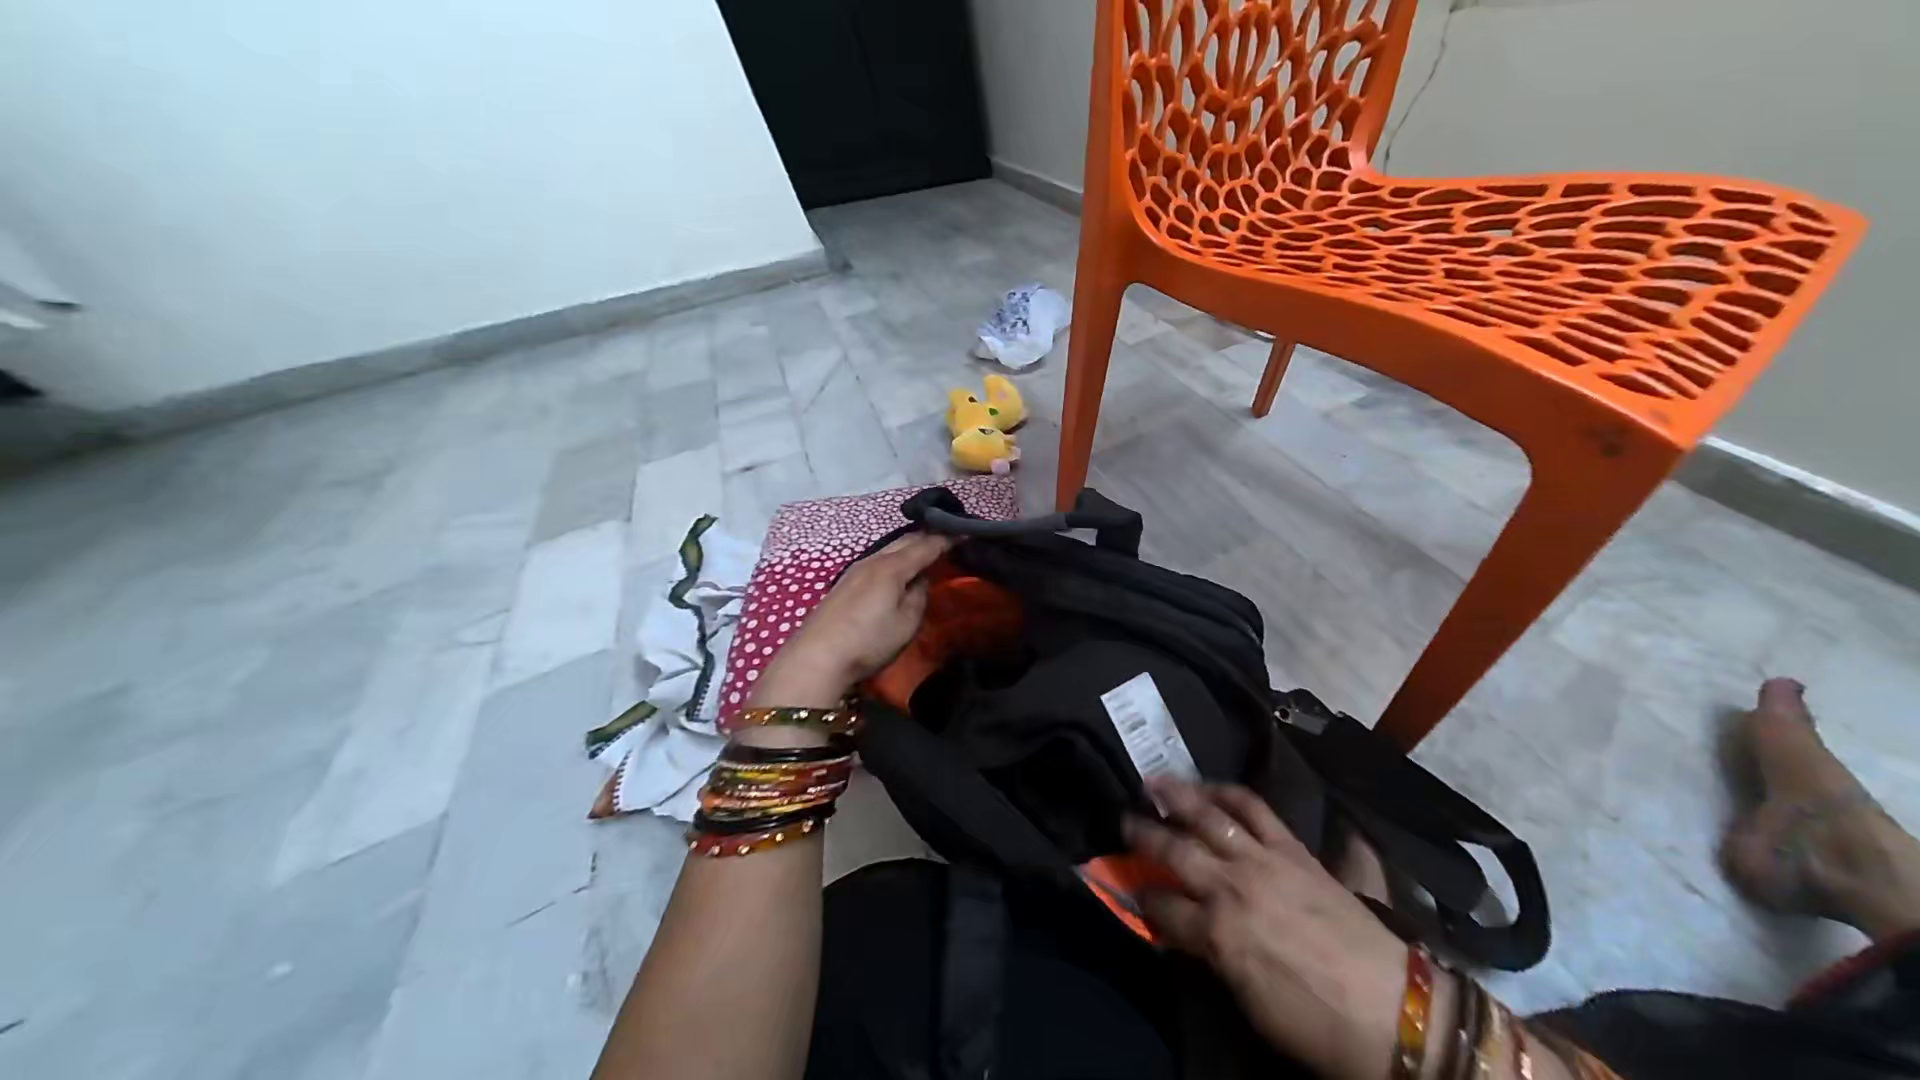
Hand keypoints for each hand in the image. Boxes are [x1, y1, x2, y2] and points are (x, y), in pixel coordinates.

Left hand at [748, 533, 951, 710]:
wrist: (817, 658)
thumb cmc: (868, 641)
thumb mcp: (906, 623)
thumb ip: (919, 596)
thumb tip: (920, 579)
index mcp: (892, 567)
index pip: (926, 545)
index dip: (948, 539)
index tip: (967, 534)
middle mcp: (872, 560)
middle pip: (905, 540)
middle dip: (928, 537)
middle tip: (949, 538)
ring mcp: (854, 570)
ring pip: (889, 549)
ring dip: (909, 547)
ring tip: (927, 551)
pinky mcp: (844, 583)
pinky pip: (877, 560)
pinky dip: (894, 558)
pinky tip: (898, 568)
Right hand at [1126, 780, 1408, 1079]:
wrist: (1396, 1013)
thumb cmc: (1317, 1024)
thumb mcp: (1248, 1001)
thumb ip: (1209, 955)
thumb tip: (1184, 931)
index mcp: (1216, 933)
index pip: (1160, 905)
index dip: (1140, 896)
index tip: (1128, 885)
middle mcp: (1231, 887)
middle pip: (1174, 850)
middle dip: (1143, 833)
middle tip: (1123, 818)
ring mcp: (1263, 862)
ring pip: (1208, 818)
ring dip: (1176, 797)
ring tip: (1154, 781)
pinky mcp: (1294, 851)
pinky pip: (1256, 810)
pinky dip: (1230, 793)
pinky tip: (1211, 786)